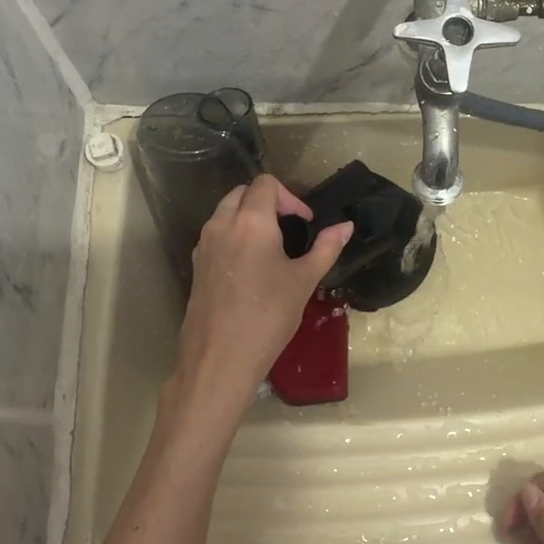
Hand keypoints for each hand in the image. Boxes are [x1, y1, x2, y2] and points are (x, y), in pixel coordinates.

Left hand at [168, 175, 351, 428]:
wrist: (220, 358)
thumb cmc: (268, 317)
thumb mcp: (303, 281)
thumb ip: (326, 248)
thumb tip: (345, 226)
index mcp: (251, 221)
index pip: (265, 184)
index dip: (290, 196)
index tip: (306, 222)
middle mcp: (221, 224)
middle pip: (241, 192)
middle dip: (268, 201)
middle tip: (291, 227)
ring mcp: (204, 245)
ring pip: (225, 212)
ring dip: (249, 216)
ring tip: (273, 246)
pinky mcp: (197, 265)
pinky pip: (216, 234)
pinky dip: (234, 235)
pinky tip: (252, 266)